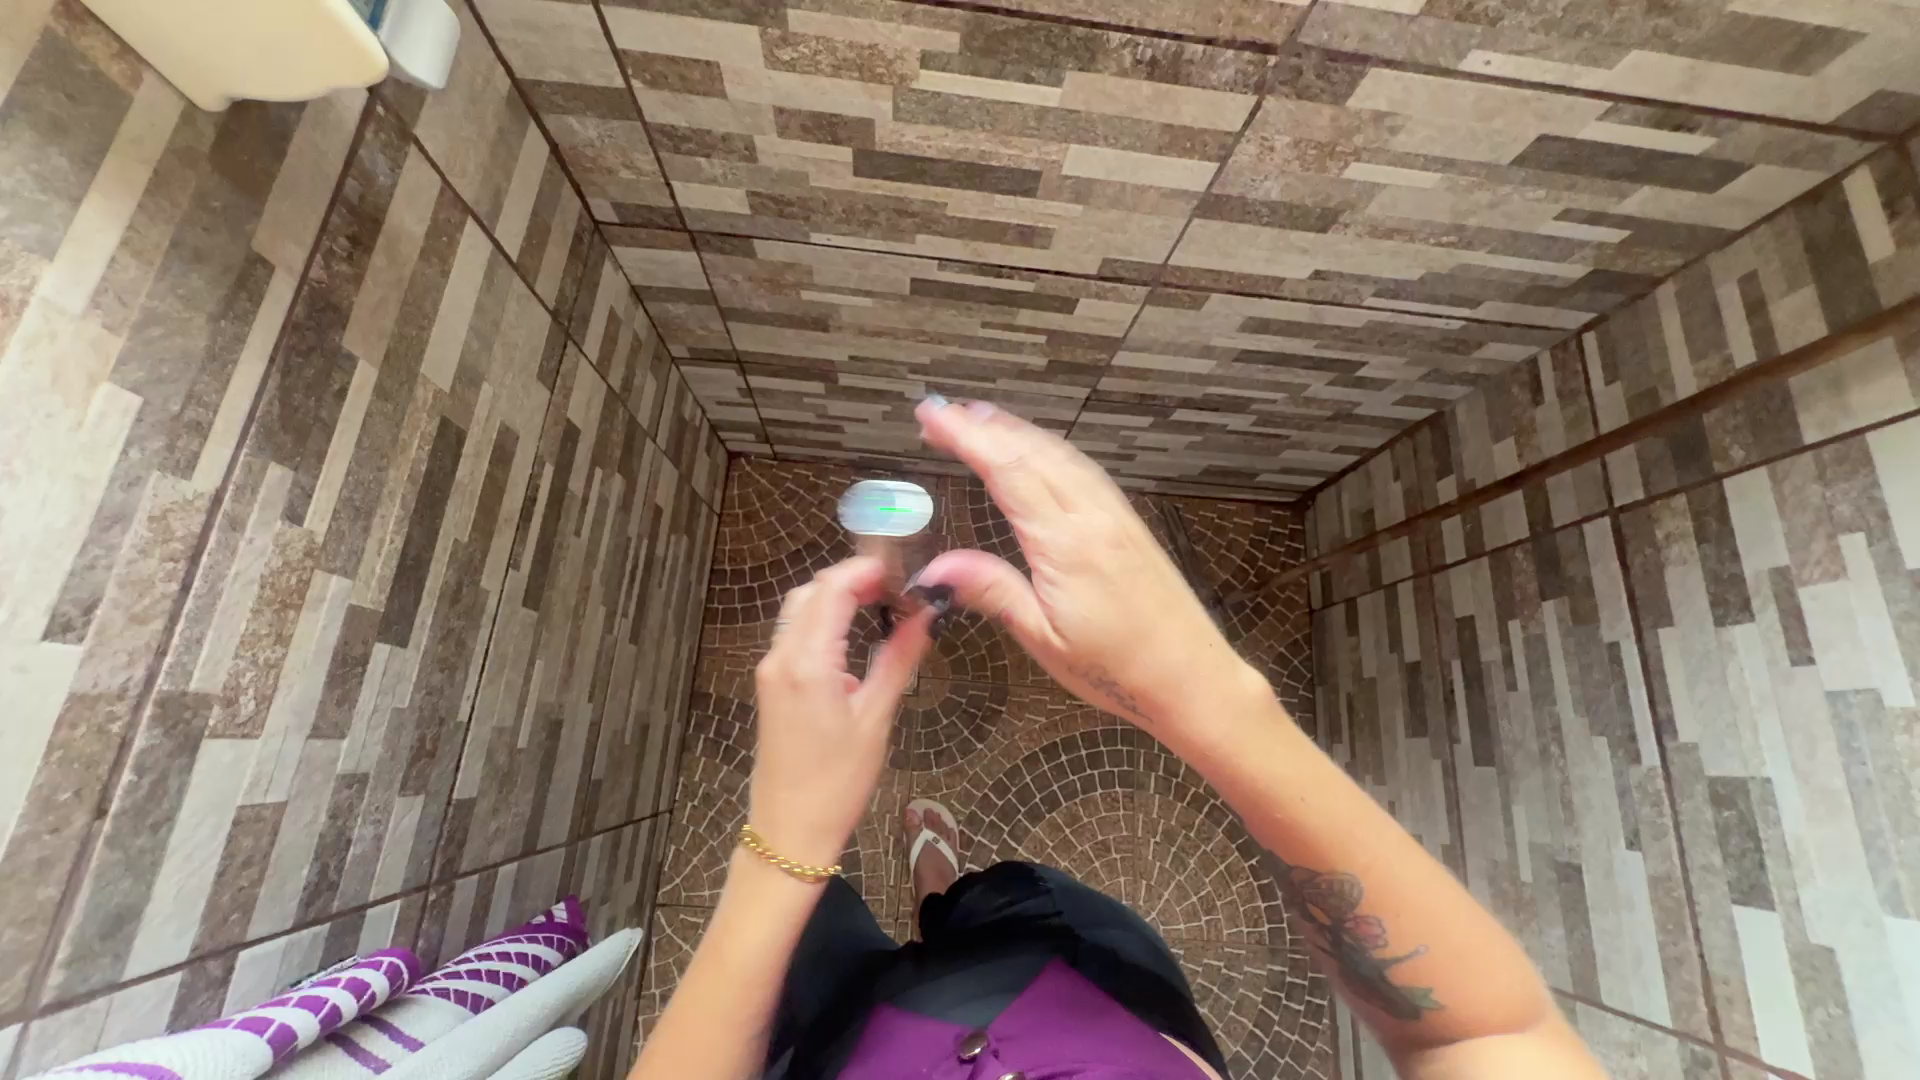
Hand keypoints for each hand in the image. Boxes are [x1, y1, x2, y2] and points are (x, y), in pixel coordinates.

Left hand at [748, 557, 935, 872]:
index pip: (833, 589)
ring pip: (799, 610)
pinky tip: (852, 635)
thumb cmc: (838, 781)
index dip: (866, 570)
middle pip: (811, 592)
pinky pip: (794, 634)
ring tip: (878, 606)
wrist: (788, 831)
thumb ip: (899, 658)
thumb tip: (928, 615)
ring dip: (835, 598)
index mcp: (808, 661)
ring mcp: (770, 670)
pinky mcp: (771, 684)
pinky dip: (822, 620)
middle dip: (851, 579)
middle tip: (894, 589)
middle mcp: (780, 656)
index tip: (902, 572)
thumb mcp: (876, 717)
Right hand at [912, 399, 1264, 736]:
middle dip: (982, 426)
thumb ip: (992, 592)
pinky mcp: (1127, 521)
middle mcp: (1093, 516)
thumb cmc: (1116, 670)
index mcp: (1067, 544)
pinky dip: (1047, 447)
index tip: (931, 415)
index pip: (1009, 471)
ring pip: (1060, 453)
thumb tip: (932, 569)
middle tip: (939, 412)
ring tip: (977, 417)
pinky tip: (1034, 448)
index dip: (966, 437)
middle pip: (1032, 451)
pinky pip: (1081, 468)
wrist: (1192, 677)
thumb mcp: (1044, 639)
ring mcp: (1115, 514)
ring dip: (1015, 430)